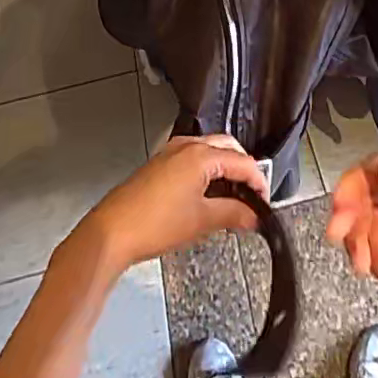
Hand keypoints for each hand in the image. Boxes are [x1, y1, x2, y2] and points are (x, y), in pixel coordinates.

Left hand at [71, 135, 269, 272]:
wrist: (112, 232)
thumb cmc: (152, 223)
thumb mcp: (202, 221)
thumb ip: (234, 214)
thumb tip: (254, 216)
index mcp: (200, 154)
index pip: (243, 161)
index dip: (258, 182)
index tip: (265, 203)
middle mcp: (186, 146)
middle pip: (228, 148)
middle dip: (244, 170)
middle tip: (253, 197)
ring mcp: (171, 152)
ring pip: (210, 151)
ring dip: (226, 170)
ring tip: (233, 200)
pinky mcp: (160, 164)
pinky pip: (193, 159)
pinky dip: (208, 172)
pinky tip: (209, 196)